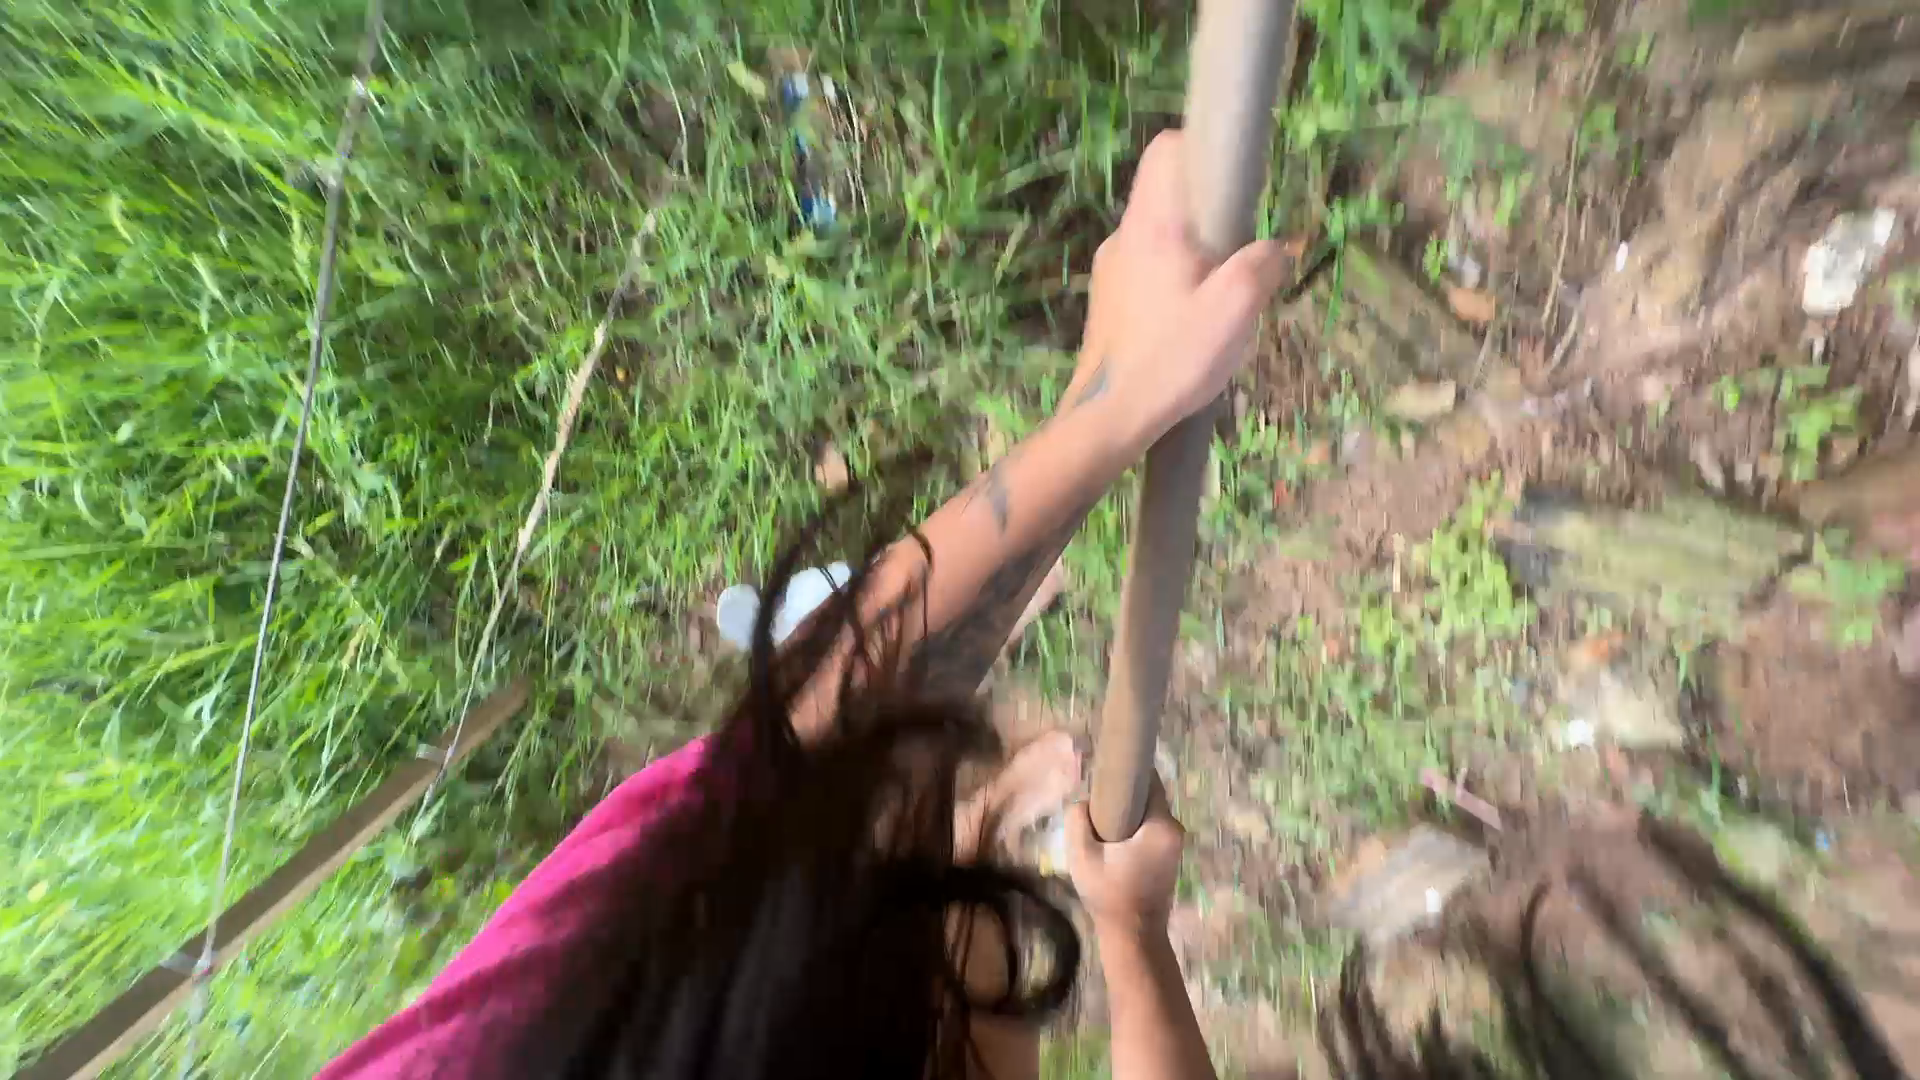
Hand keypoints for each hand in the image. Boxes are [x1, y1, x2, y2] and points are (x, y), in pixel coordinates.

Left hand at [1064, 130, 1292, 441]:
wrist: (1108, 418)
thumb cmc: (1172, 359)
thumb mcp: (1236, 309)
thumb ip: (1263, 264)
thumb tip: (1275, 248)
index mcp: (1151, 225)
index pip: (1166, 149)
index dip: (1203, 149)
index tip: (1233, 186)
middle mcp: (1121, 240)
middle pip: (1166, 197)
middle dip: (1208, 216)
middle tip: (1235, 256)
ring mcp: (1107, 274)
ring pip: (1157, 240)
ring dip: (1191, 257)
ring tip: (1214, 300)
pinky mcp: (1105, 306)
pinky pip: (1144, 274)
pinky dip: (1170, 284)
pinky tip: (1186, 325)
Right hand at [1066, 774, 1185, 939]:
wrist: (1133, 937)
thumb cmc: (1109, 894)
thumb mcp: (1081, 855)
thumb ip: (1078, 818)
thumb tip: (1084, 801)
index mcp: (1161, 826)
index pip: (1149, 779)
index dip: (1126, 771)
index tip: (1104, 772)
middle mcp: (1175, 830)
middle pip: (1148, 794)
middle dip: (1124, 792)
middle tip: (1097, 802)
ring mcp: (1175, 844)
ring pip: (1148, 811)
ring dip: (1128, 810)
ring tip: (1102, 820)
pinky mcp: (1170, 855)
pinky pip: (1151, 826)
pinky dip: (1134, 825)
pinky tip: (1113, 836)